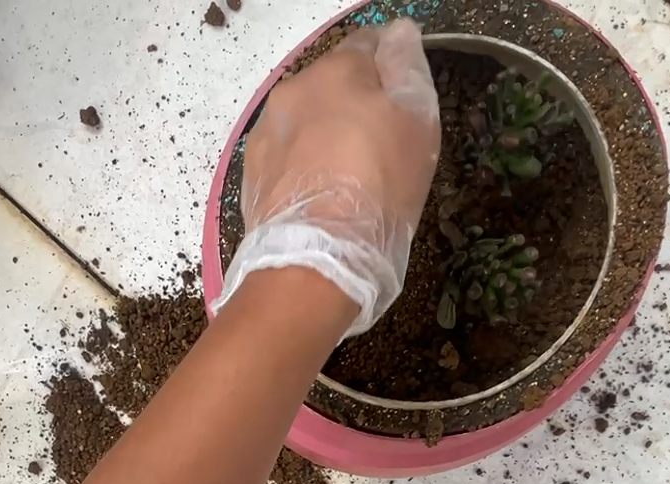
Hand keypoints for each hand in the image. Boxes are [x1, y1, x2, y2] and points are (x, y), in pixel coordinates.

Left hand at [217, 19, 439, 338]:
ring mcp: (265, 136)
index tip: (400, 111)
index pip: (369, 46)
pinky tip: (316, 201)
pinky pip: (284, 163)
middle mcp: (292, 92)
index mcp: (337, 68)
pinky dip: (300, 172)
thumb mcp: (417, 123)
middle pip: (330, 89)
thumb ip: (409, 69)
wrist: (315, 263)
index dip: (389, 75)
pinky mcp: (251, 178)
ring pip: (303, 126)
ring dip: (321, 142)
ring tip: (342, 184)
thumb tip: (398, 35)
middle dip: (351, 110)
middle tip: (374, 155)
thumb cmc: (378, 191)